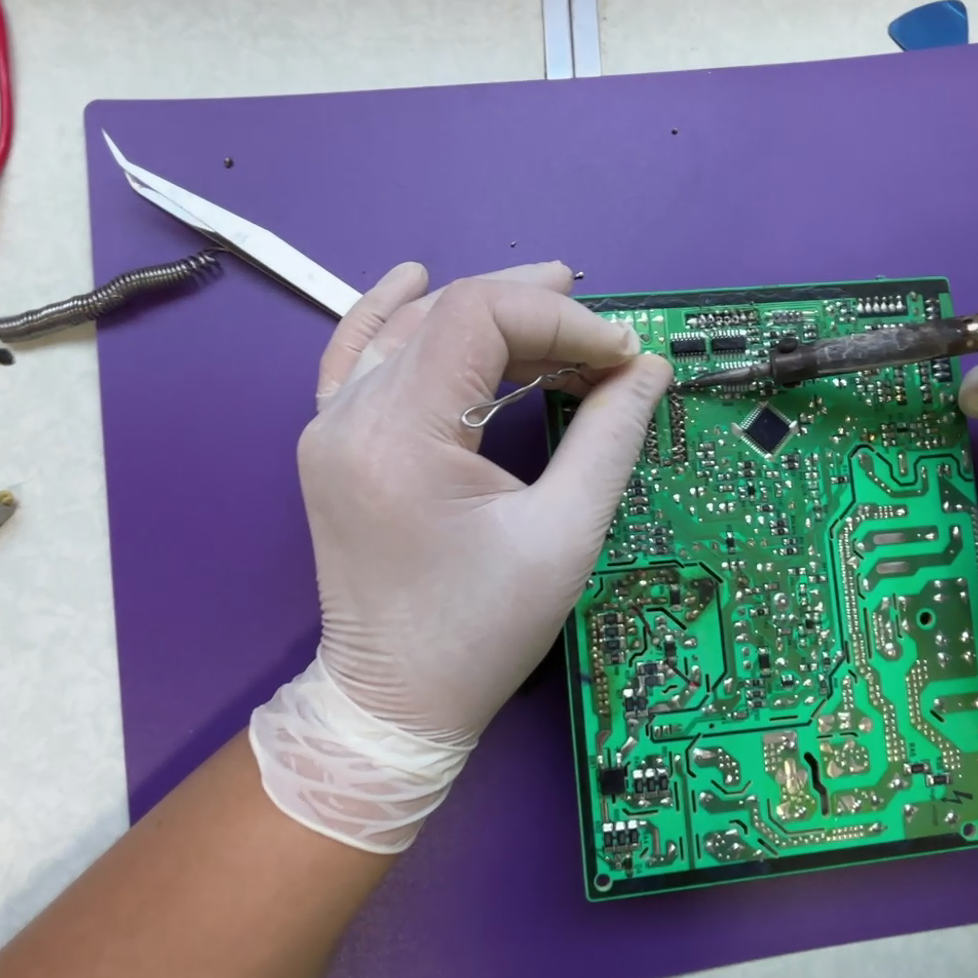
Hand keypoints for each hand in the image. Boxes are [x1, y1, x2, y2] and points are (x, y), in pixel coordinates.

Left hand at [250, 261, 671, 850]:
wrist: (394, 699)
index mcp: (401, 434)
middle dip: (534, 311)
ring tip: (551, 307)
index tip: (622, 356)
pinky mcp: (330, 441)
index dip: (561, 319)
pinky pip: (357, 354)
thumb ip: (608, 436)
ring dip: (484, 313)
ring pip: (410, 329)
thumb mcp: (563, 535)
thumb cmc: (482, 631)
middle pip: (446, 314)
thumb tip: (648, 367)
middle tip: (602, 331)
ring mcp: (329, 424)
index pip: (479, 317)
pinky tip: (416, 279)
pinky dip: (393, 314)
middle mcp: (350, 414)